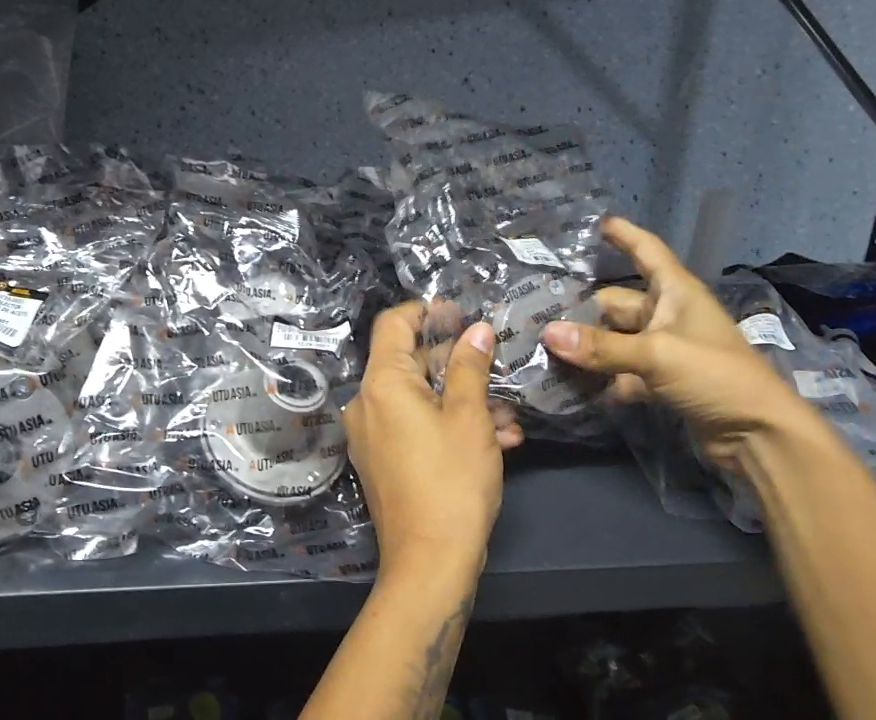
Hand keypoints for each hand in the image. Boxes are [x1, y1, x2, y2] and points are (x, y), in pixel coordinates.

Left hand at [346, 303, 503, 581]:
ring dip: (464, 402)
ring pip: (420, 400)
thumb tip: (476, 330)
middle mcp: (367, 404)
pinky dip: (449, 427)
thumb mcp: (470, 418)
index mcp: (381, 384)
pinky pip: (415, 428)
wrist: (430, 564)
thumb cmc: (452, 481)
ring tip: (508, 419)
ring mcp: (371, 436)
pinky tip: (497, 442)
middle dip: (458, 365)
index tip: (459, 313)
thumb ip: (471, 366)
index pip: (393, 324)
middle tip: (498, 369)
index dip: (425, 312)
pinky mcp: (382, 462)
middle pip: (410, 363)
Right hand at [539, 218, 822, 468]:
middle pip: (617, 301)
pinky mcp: (663, 382)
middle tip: (536, 311)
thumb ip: (601, 347)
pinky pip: (622, 371)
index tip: (591, 223)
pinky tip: (569, 384)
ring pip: (616, 338)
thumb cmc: (715, 376)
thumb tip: (547, 333)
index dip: (622, 235)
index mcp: (676, 292)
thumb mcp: (656, 355)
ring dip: (588, 345)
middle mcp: (669, 314)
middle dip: (582, 307)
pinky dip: (601, 377)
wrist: (759, 436)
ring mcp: (665, 349)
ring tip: (542, 346)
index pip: (646, 250)